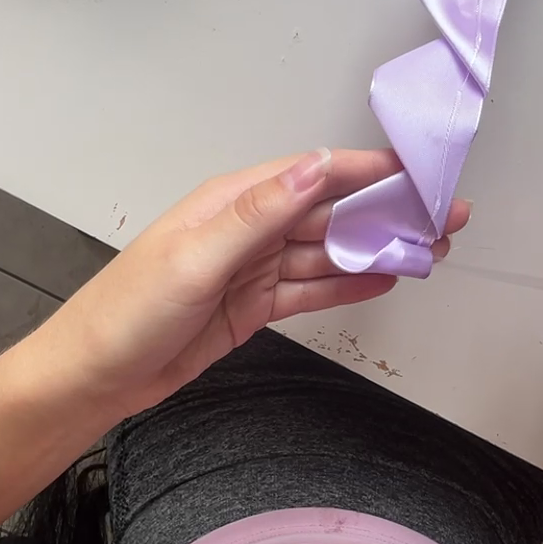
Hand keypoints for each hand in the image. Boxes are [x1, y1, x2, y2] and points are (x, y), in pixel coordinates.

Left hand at [25, 149, 469, 420]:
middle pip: (329, 214)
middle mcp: (247, 229)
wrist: (98, 376)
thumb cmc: (131, 312)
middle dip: (387, 213)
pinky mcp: (253, 307)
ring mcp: (253, 270)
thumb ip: (259, 215)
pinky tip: (383, 279)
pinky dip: (346, 285)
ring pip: (326, 253)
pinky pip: (310, 290)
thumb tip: (317, 167)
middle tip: (444, 218)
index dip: (367, 170)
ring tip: (429, 251)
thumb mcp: (195, 259)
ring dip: (376, 250)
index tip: (419, 171)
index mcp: (232, 203)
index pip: (311, 175)